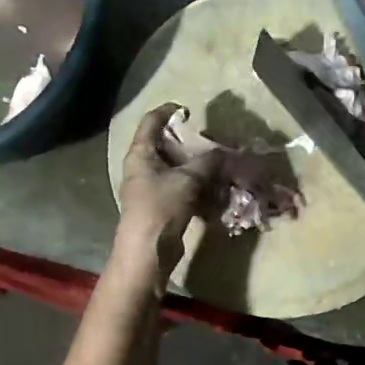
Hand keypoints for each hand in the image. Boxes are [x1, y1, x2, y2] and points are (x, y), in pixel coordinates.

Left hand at [115, 103, 220, 272]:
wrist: (148, 253)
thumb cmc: (161, 208)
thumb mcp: (188, 180)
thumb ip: (208, 162)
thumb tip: (224, 152)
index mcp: (140, 154)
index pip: (151, 122)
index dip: (168, 111)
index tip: (189, 110)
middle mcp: (143, 169)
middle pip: (167, 147)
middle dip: (192, 145)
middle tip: (213, 143)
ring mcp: (151, 190)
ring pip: (178, 171)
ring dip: (200, 170)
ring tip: (222, 167)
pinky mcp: (162, 209)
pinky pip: (183, 192)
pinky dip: (199, 191)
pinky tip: (218, 193)